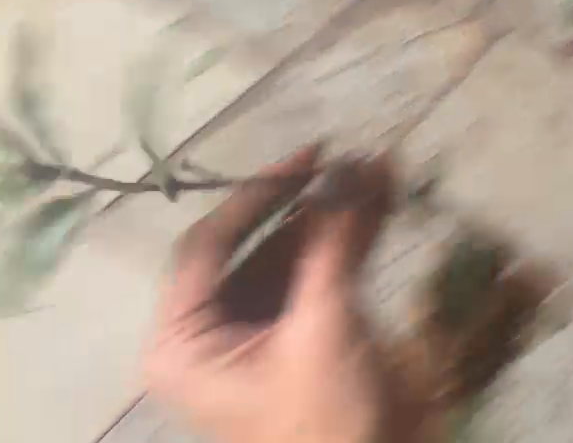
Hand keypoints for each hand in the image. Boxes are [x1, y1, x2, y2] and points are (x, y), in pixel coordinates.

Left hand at [143, 148, 426, 442]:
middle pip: (255, 244)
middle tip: (353, 158)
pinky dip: (357, 232)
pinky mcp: (313, 323)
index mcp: (185, 340)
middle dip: (306, 201)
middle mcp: (217, 327)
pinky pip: (328, 266)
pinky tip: (387, 196)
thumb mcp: (322, 328)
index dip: (256, 196)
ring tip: (382, 166)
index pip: (206, 247)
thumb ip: (330, 250)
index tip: (311, 158)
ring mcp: (268, 324)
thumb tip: (350, 175)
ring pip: (298, 251)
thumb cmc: (321, 414)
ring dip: (339, 211)